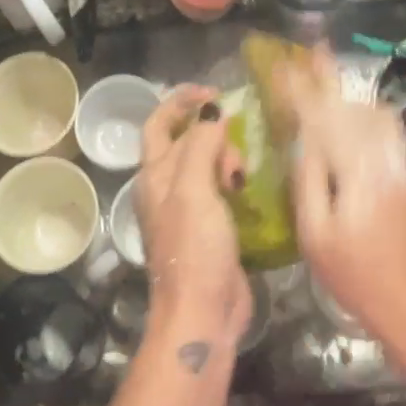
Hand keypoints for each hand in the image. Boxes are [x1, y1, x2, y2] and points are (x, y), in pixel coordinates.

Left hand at [135, 86, 251, 342]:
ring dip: (226, 159)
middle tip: (236, 146)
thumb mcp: (193, 190)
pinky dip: (236, 182)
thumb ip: (201, 147)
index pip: (159, 122)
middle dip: (212, 133)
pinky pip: (222, 191)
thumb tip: (213, 114)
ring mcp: (188, 209)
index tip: (217, 93)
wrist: (202, 312)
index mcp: (154, 175)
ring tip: (243, 175)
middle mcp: (166, 188)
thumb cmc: (193, 249)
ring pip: (207, 166)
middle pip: (186, 142)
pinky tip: (252, 189)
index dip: (182, 102)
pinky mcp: (211, 228)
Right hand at [282, 49, 405, 340]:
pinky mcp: (402, 180)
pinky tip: (355, 114)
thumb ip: (308, 182)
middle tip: (312, 51)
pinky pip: (383, 132)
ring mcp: (395, 169)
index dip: (302, 89)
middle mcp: (378, 160)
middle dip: (329, 78)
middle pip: (352, 107)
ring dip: (348, 92)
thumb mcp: (315, 235)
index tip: (284, 65)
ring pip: (372, 116)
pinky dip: (364, 112)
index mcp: (354, 171)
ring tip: (329, 74)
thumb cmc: (357, 277)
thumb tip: (302, 143)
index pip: (323, 117)